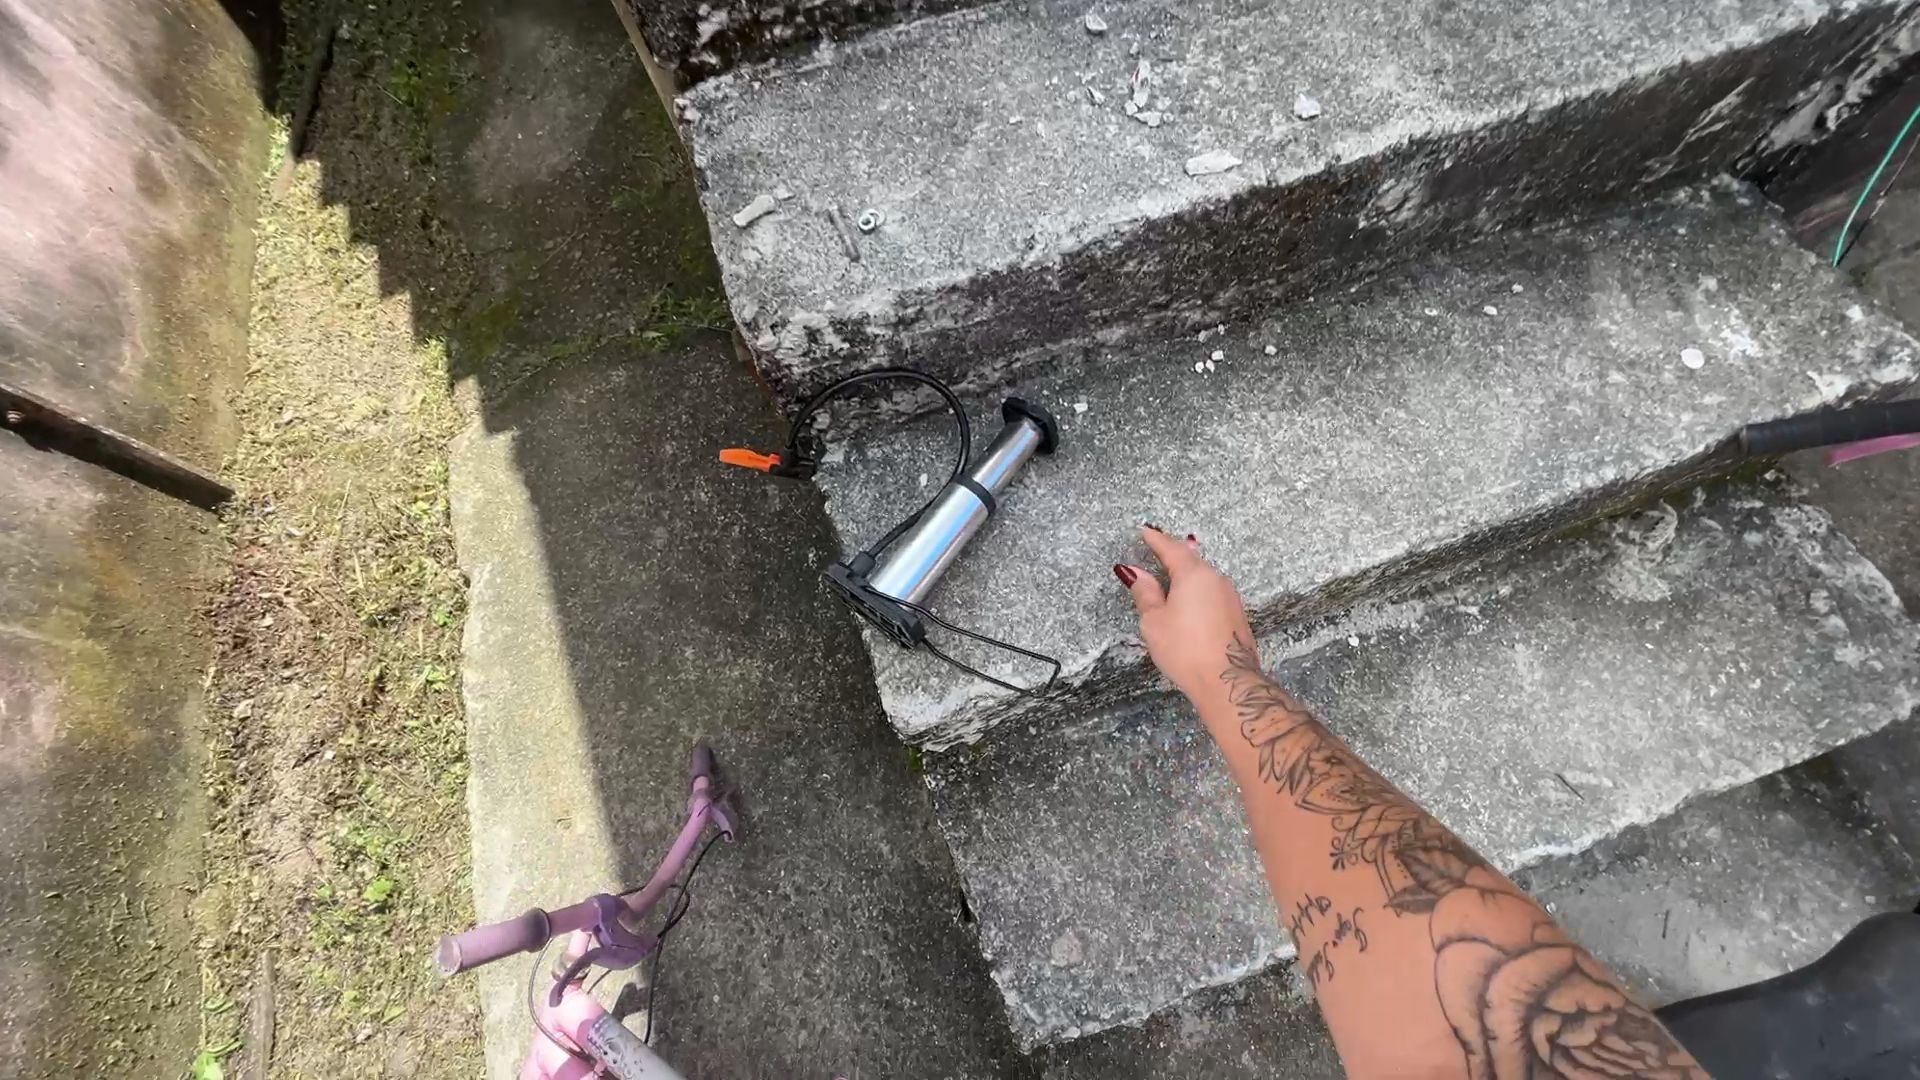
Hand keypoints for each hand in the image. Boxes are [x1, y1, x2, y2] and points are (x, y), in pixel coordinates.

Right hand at [1115, 527, 1254, 708]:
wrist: (1227, 682)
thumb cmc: (1184, 649)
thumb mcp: (1154, 620)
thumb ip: (1145, 592)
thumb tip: (1135, 571)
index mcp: (1193, 575)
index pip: (1171, 548)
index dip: (1155, 539)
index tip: (1144, 531)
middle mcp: (1216, 579)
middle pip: (1190, 559)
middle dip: (1172, 552)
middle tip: (1156, 547)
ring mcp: (1229, 596)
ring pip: (1203, 576)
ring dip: (1185, 572)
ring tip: (1170, 572)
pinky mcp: (1236, 614)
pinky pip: (1211, 591)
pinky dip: (1196, 589)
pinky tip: (1188, 597)